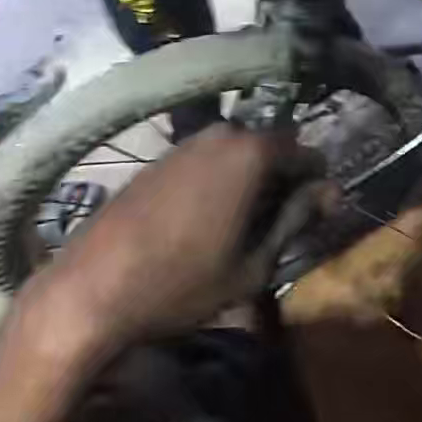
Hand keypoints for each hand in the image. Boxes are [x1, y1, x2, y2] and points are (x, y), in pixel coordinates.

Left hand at [17, 126, 324, 350]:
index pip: (306, 154)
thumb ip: (296, 220)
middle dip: (284, 177)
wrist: (90, 288)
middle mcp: (223, 133)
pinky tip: (209, 216)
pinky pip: (210, 157)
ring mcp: (188, 142)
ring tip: (246, 222)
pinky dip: (223, 177)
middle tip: (280, 222)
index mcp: (252, 152)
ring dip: (253, 177)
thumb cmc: (181, 282)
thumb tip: (331, 191)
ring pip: (240, 150)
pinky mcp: (162, 156)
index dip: (316, 184)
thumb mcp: (253, 263)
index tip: (316, 216)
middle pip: (272, 147)